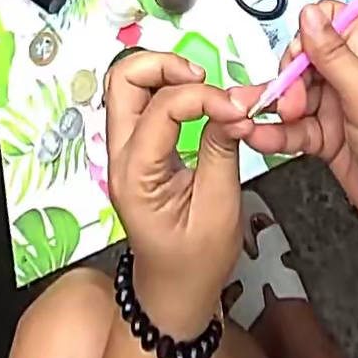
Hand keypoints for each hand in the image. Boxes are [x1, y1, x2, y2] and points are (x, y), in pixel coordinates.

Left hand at [104, 51, 248, 334]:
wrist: (171, 291)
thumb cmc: (194, 262)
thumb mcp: (219, 210)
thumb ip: (222, 150)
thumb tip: (233, 107)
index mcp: (136, 174)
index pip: (161, 109)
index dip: (203, 98)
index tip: (236, 108)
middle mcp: (120, 153)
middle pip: (123, 79)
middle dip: (164, 66)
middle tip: (203, 79)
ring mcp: (123, 146)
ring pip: (126, 82)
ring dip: (162, 71)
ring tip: (200, 84)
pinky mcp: (135, 144)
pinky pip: (139, 97)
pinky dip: (165, 84)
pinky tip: (192, 96)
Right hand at [225, 1, 357, 299]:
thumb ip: (335, 57)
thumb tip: (311, 14)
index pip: (330, 23)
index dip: (308, 37)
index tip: (297, 61)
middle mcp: (355, 78)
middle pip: (303, 61)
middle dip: (285, 80)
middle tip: (288, 104)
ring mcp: (341, 109)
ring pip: (293, 96)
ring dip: (269, 107)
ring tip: (247, 118)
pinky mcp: (329, 140)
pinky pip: (293, 129)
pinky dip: (273, 133)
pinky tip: (258, 136)